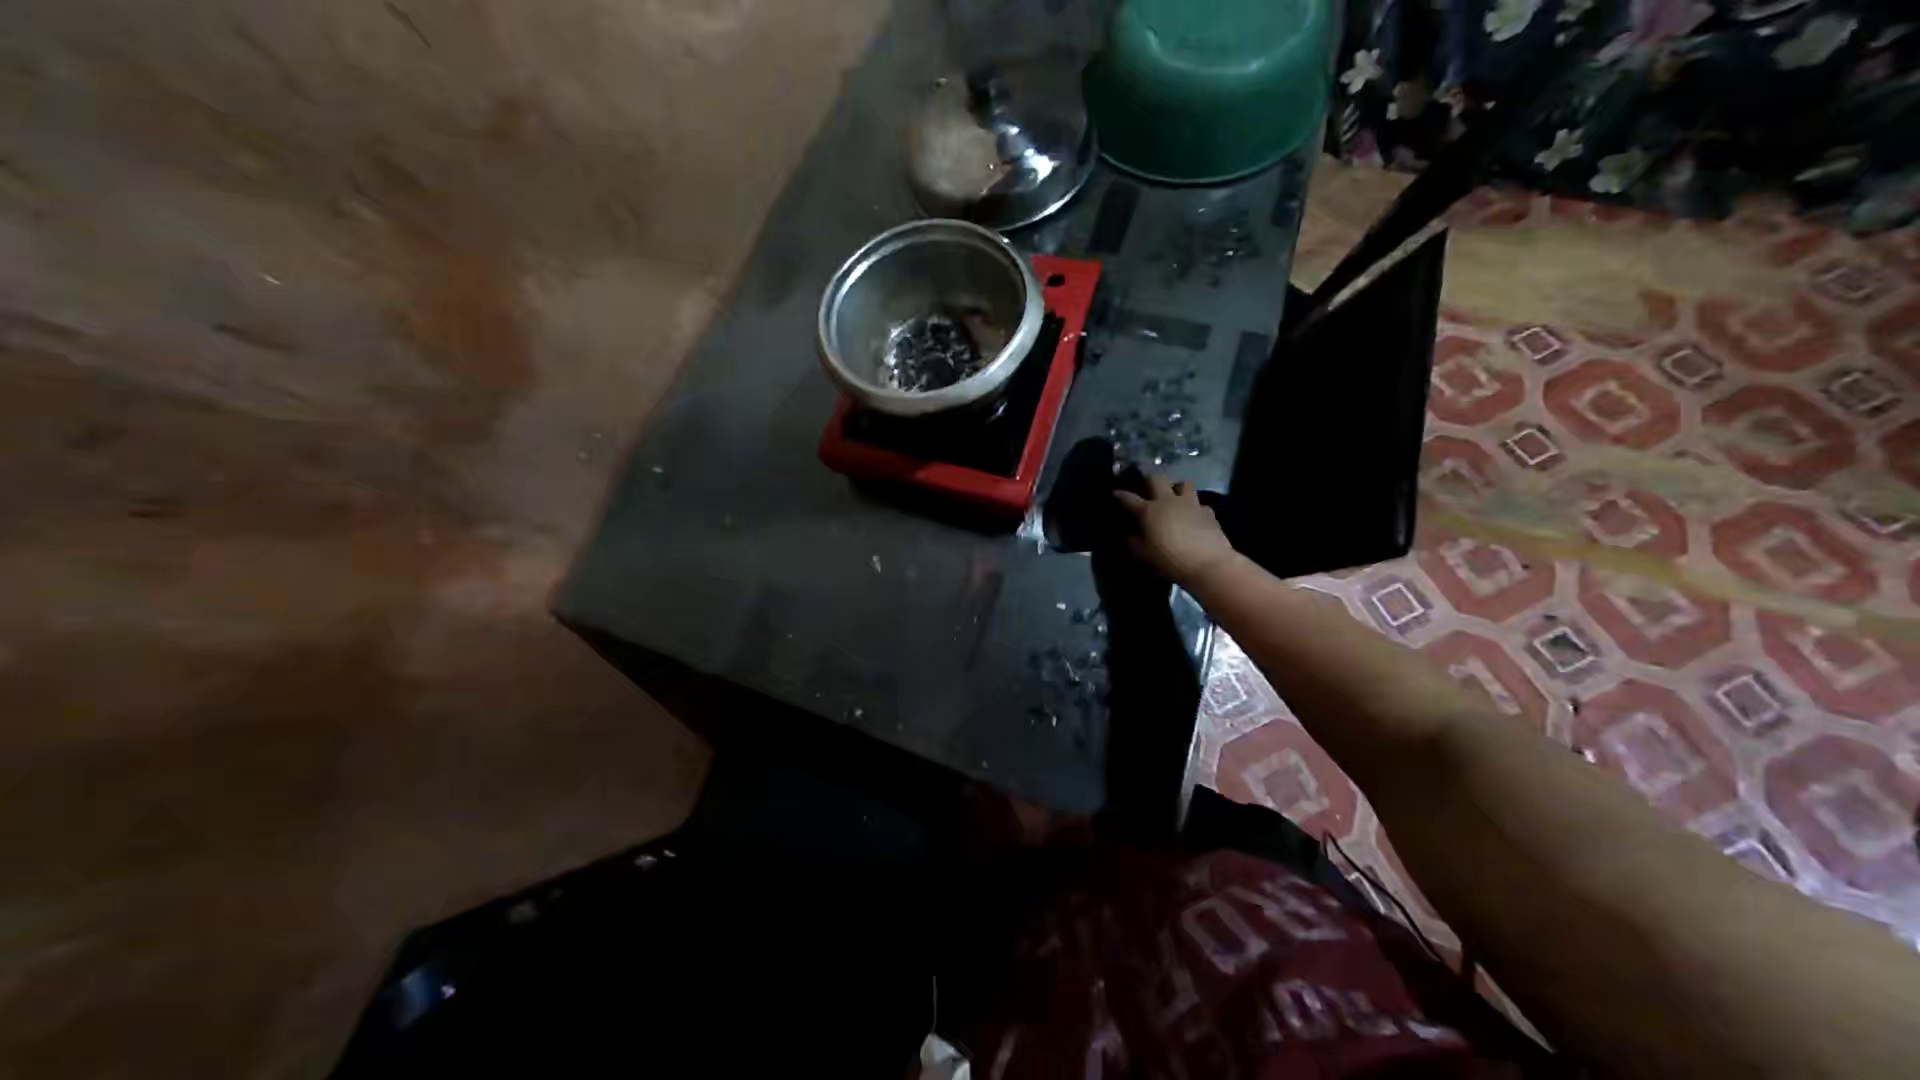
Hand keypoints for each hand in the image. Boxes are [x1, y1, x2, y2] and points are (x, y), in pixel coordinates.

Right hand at [1113, 474, 1237, 585]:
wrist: (1208, 564)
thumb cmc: (1170, 560)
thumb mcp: (1144, 554)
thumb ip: (1131, 542)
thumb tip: (1123, 534)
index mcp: (1149, 511)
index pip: (1129, 498)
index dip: (1120, 495)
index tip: (1114, 493)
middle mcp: (1168, 501)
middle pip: (1157, 478)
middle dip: (1149, 479)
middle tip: (1147, 487)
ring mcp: (1191, 504)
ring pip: (1183, 484)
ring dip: (1176, 488)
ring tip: (1174, 498)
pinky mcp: (1208, 512)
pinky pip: (1199, 503)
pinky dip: (1194, 508)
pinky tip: (1193, 517)